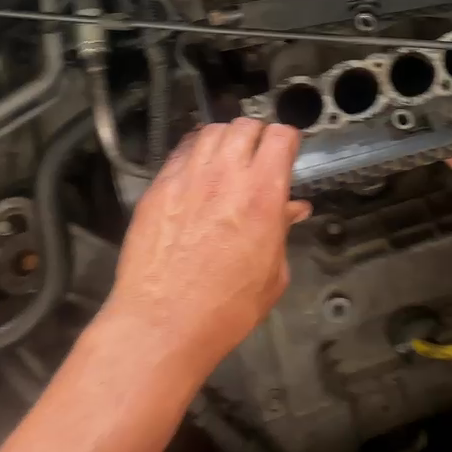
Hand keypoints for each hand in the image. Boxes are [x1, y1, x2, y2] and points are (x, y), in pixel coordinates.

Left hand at [106, 118, 310, 364]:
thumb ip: (282, 231)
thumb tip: (292, 210)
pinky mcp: (159, 187)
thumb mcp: (272, 275)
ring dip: (225, 139)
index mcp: (262, 194)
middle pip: (246, 125)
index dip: (288, 139)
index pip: (281, 136)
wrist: (161, 326)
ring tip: (226, 157)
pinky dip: (194, 151)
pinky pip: (181, 151)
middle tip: (257, 154)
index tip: (286, 150)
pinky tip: (197, 169)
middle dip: (257, 135)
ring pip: (211, 131)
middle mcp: (226, 175)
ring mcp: (188, 177)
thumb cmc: (225, 310)